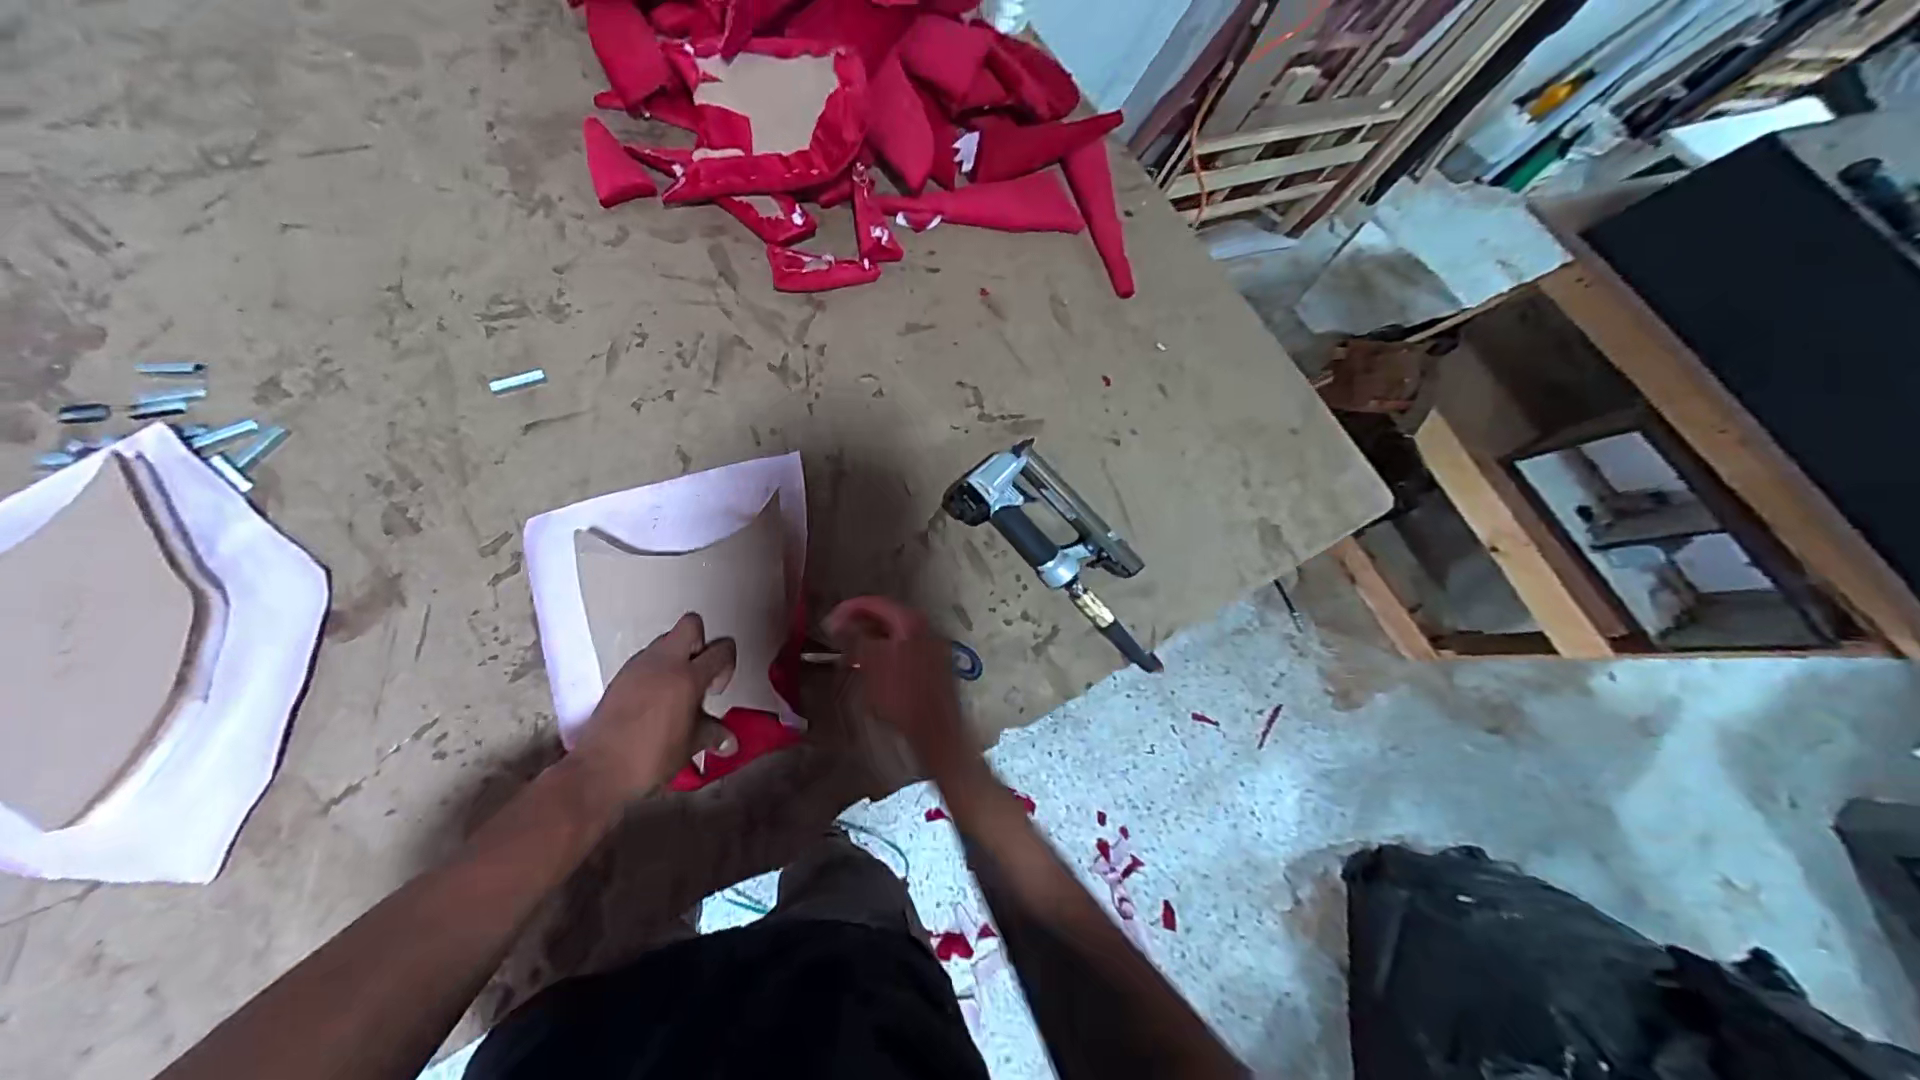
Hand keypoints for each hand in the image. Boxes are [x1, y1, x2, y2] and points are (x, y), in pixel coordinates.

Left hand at [567, 613, 736, 804]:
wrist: (601, 769)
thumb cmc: (653, 756)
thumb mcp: (692, 744)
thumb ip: (713, 734)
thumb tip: (730, 741)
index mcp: (688, 676)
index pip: (721, 649)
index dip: (727, 666)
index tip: (715, 690)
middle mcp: (664, 663)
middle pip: (691, 625)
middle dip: (701, 643)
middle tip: (698, 675)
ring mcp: (638, 666)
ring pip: (666, 640)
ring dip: (677, 657)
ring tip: (675, 691)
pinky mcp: (620, 676)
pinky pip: (646, 659)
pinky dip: (655, 671)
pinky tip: (654, 700)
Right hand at [822, 597, 969, 772]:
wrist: (935, 729)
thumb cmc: (900, 694)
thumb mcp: (870, 663)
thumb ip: (853, 637)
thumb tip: (838, 621)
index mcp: (910, 621)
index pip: (875, 603)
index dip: (848, 609)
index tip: (829, 622)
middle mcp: (924, 627)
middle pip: (886, 616)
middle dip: (859, 624)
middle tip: (837, 637)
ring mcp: (931, 646)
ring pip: (895, 634)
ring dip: (871, 640)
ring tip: (850, 655)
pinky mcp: (933, 664)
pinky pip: (904, 649)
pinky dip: (885, 652)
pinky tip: (872, 668)